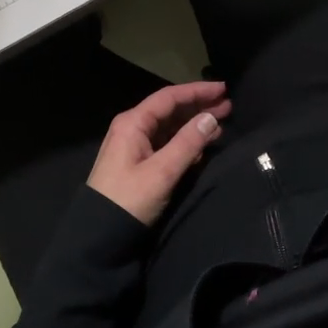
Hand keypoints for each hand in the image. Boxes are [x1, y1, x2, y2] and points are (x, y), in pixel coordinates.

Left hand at [86, 82, 231, 224]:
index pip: (169, 97)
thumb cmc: (129, 200)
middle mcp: (132, 128)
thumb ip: (188, 143)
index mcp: (133, 123)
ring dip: (194, 125)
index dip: (197, 91)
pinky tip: (202, 145)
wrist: (100, 238)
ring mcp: (134, 146)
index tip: (222, 89)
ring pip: (169, 128)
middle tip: (227, 106)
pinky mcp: (138, 164)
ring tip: (221, 125)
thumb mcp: (161, 172)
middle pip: (170, 110)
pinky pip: (165, 144)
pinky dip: (185, 142)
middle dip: (198, 107)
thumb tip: (211, 118)